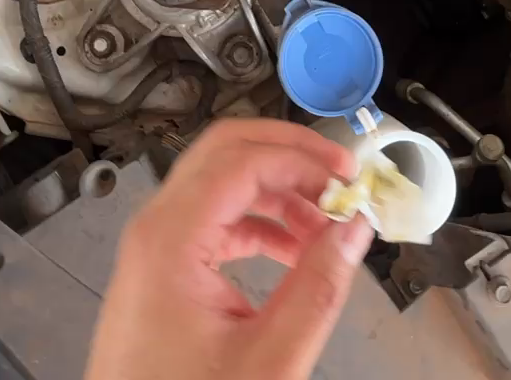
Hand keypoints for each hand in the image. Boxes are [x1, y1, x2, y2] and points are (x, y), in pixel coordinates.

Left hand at [86, 118, 372, 379]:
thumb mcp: (267, 362)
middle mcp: (156, 225)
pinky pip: (215, 219)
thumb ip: (317, 289)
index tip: (347, 176)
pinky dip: (259, 222)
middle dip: (288, 155)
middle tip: (339, 176)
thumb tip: (355, 228)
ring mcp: (156, 243)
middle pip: (226, 152)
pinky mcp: (163, 266)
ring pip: (222, 182)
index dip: (300, 158)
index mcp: (171, 237)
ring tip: (326, 225)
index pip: (241, 160)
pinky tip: (295, 250)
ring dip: (278, 191)